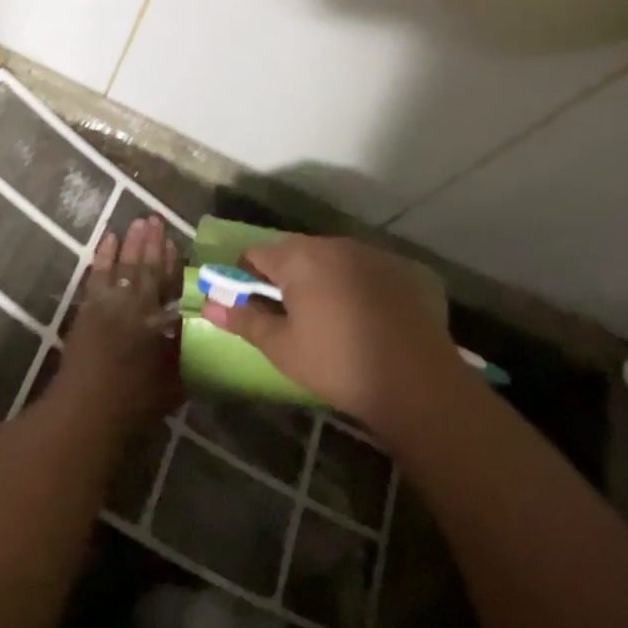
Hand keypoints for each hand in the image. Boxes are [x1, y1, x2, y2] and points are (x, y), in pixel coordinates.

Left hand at [55, 217, 182, 429]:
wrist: (88, 412)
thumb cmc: (135, 405)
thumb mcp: (172, 382)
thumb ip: (180, 352)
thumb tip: (188, 330)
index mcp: (161, 325)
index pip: (171, 287)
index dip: (174, 264)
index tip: (176, 243)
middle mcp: (137, 309)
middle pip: (146, 270)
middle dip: (152, 245)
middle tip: (156, 220)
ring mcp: (109, 306)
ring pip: (123, 268)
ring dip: (130, 244)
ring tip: (138, 222)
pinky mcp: (88, 310)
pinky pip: (97, 276)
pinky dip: (103, 257)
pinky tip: (108, 240)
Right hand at [204, 235, 460, 439]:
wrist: (417, 382)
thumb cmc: (337, 363)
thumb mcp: (281, 347)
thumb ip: (244, 319)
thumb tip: (209, 304)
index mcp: (298, 257)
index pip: (256, 254)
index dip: (246, 278)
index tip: (251, 308)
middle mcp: (334, 244)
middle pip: (294, 252)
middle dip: (284, 278)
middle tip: (287, 319)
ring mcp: (371, 254)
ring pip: (330, 260)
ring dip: (319, 280)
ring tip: (326, 321)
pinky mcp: (401, 271)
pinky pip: (362, 270)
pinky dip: (352, 286)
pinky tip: (362, 321)